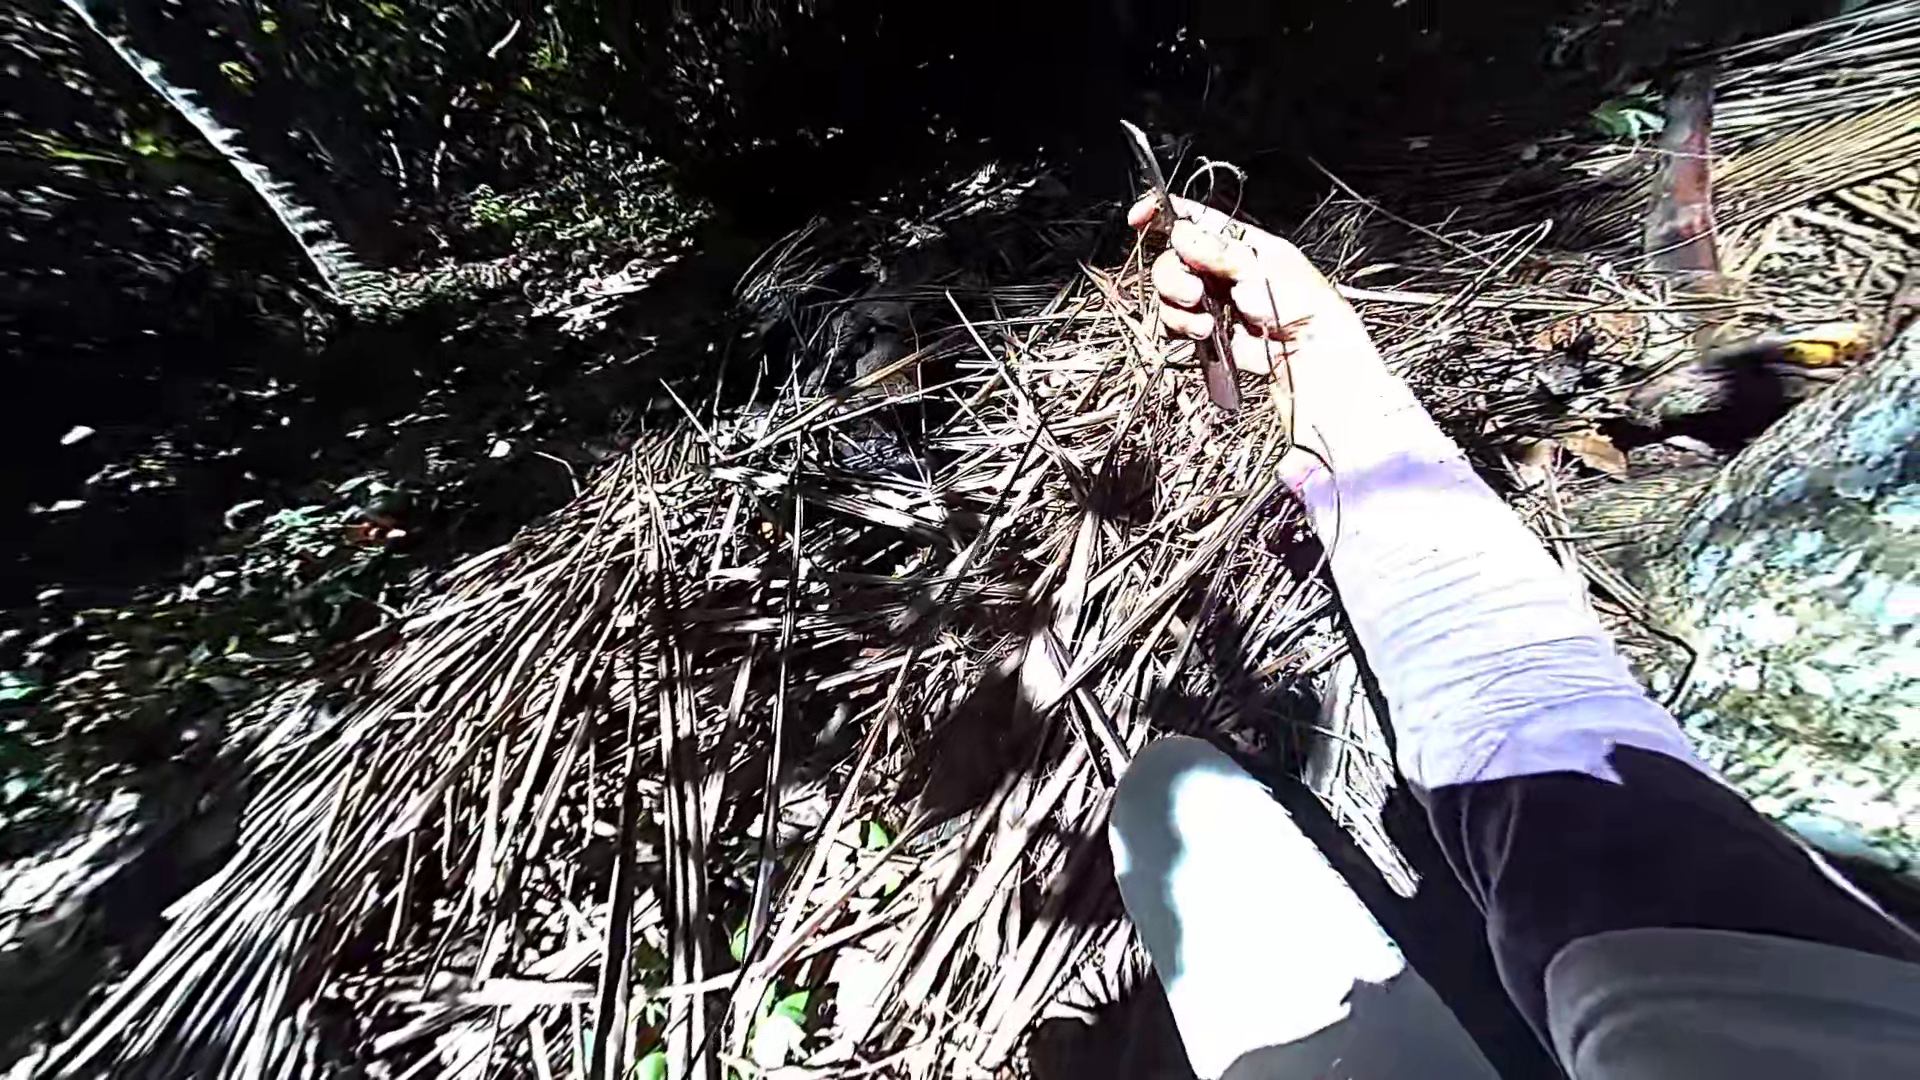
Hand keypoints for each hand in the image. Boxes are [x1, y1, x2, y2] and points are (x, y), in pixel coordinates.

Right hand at [1128, 195, 1398, 447]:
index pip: (1192, 219)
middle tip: (1195, 294)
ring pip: (1166, 295)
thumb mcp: (1261, 268)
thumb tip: (1182, 233)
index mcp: (1233, 242)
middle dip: (1174, 279)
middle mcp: (1214, 268)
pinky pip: (1170, 323)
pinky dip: (1180, 328)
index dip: (1162, 214)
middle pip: (1169, 261)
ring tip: (1206, 323)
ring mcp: (1204, 299)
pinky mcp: (1198, 327)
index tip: (1140, 217)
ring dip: (1180, 310)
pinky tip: (1203, 333)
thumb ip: (1219, 252)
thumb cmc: (1299, 303)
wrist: (1301, 349)